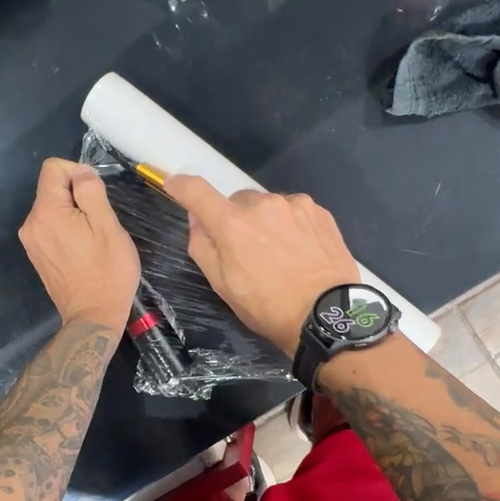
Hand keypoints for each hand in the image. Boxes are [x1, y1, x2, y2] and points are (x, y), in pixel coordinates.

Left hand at [19, 159, 140, 329]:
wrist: (93, 317)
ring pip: (52, 209)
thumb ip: (91, 192)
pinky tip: (82, 250)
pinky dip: (66, 229)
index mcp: (46, 212)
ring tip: (92, 238)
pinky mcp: (37, 255)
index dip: (77, 172)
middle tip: (99, 222)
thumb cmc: (107, 272)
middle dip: (76, 196)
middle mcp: (31, 224)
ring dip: (72, 214)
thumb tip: (81, 173)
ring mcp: (31, 242)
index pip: (53, 168)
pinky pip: (50, 228)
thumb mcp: (108, 226)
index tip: (96, 195)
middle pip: (51, 188)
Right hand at [162, 177, 358, 353]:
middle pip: (236, 202)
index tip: (174, 185)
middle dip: (234, 220)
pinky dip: (288, 225)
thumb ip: (202, 247)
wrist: (325, 315)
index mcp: (232, 224)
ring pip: (266, 206)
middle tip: (243, 251)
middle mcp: (262, 204)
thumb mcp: (223, 286)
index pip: (197, 191)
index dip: (181, 186)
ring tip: (277, 254)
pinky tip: (298, 251)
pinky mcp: (319, 211)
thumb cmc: (267, 307)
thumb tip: (197, 220)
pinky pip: (292, 211)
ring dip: (263, 222)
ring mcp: (294, 204)